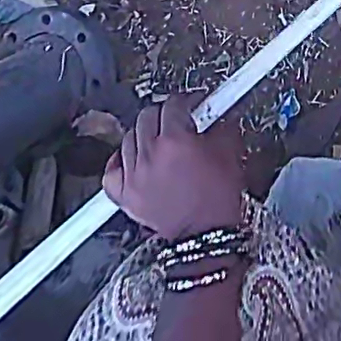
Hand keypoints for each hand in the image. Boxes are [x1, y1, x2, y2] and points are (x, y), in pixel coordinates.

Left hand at [102, 92, 244, 239]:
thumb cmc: (218, 199)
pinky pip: (111, 171)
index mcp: (175, 140)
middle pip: (147, 116)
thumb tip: (217, 110)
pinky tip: (130, 159)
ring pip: (128, 138)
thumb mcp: (228, 152)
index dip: (186, 101)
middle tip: (176, 120)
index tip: (193, 104)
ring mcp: (134, 176)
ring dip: (143, 134)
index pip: (173, 104)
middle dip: (163, 114)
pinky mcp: (126, 196)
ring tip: (158, 139)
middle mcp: (150, 154)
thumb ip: (220, 123)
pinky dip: (119, 162)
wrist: (207, 239)